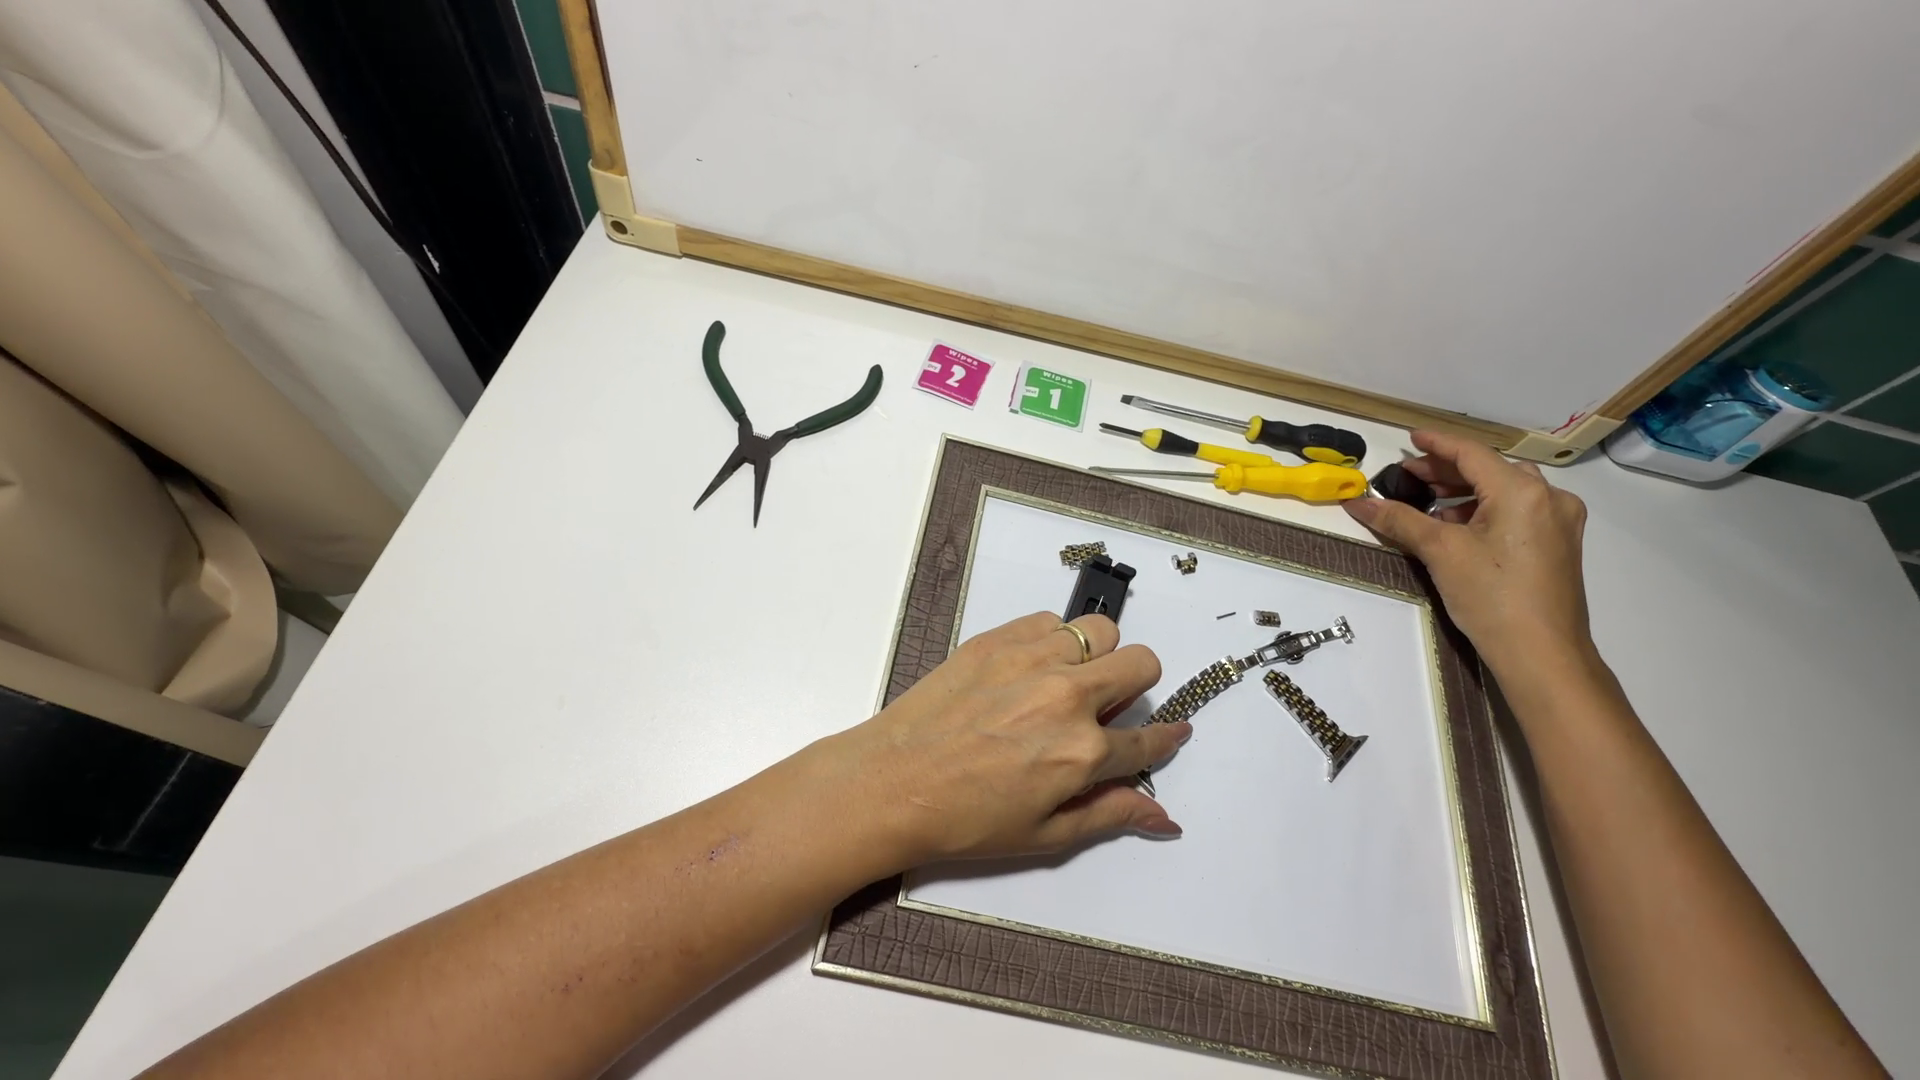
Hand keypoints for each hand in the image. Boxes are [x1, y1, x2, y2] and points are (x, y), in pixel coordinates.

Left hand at [809, 612, 1185, 867]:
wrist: (891, 782)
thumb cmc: (964, 819)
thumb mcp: (1045, 834)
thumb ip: (1111, 814)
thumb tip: (1165, 817)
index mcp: (1082, 753)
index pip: (1148, 739)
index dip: (1166, 738)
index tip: (1172, 731)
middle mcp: (1066, 697)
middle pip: (1141, 663)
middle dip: (1137, 686)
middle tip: (1108, 706)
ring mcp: (1032, 660)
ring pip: (1100, 631)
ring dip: (1095, 656)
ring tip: (1065, 682)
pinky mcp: (998, 638)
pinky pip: (1050, 620)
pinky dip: (1052, 640)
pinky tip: (1028, 669)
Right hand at [1344, 431, 1593, 675]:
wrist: (1542, 653)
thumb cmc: (1491, 596)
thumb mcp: (1439, 552)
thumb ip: (1399, 520)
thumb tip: (1357, 502)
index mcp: (1523, 491)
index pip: (1472, 454)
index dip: (1437, 444)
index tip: (1410, 439)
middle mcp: (1550, 498)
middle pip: (1491, 470)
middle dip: (1448, 472)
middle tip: (1410, 475)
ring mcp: (1560, 524)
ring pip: (1506, 492)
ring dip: (1466, 493)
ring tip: (1429, 505)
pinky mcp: (1559, 547)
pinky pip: (1518, 513)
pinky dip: (1485, 512)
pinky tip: (1459, 529)